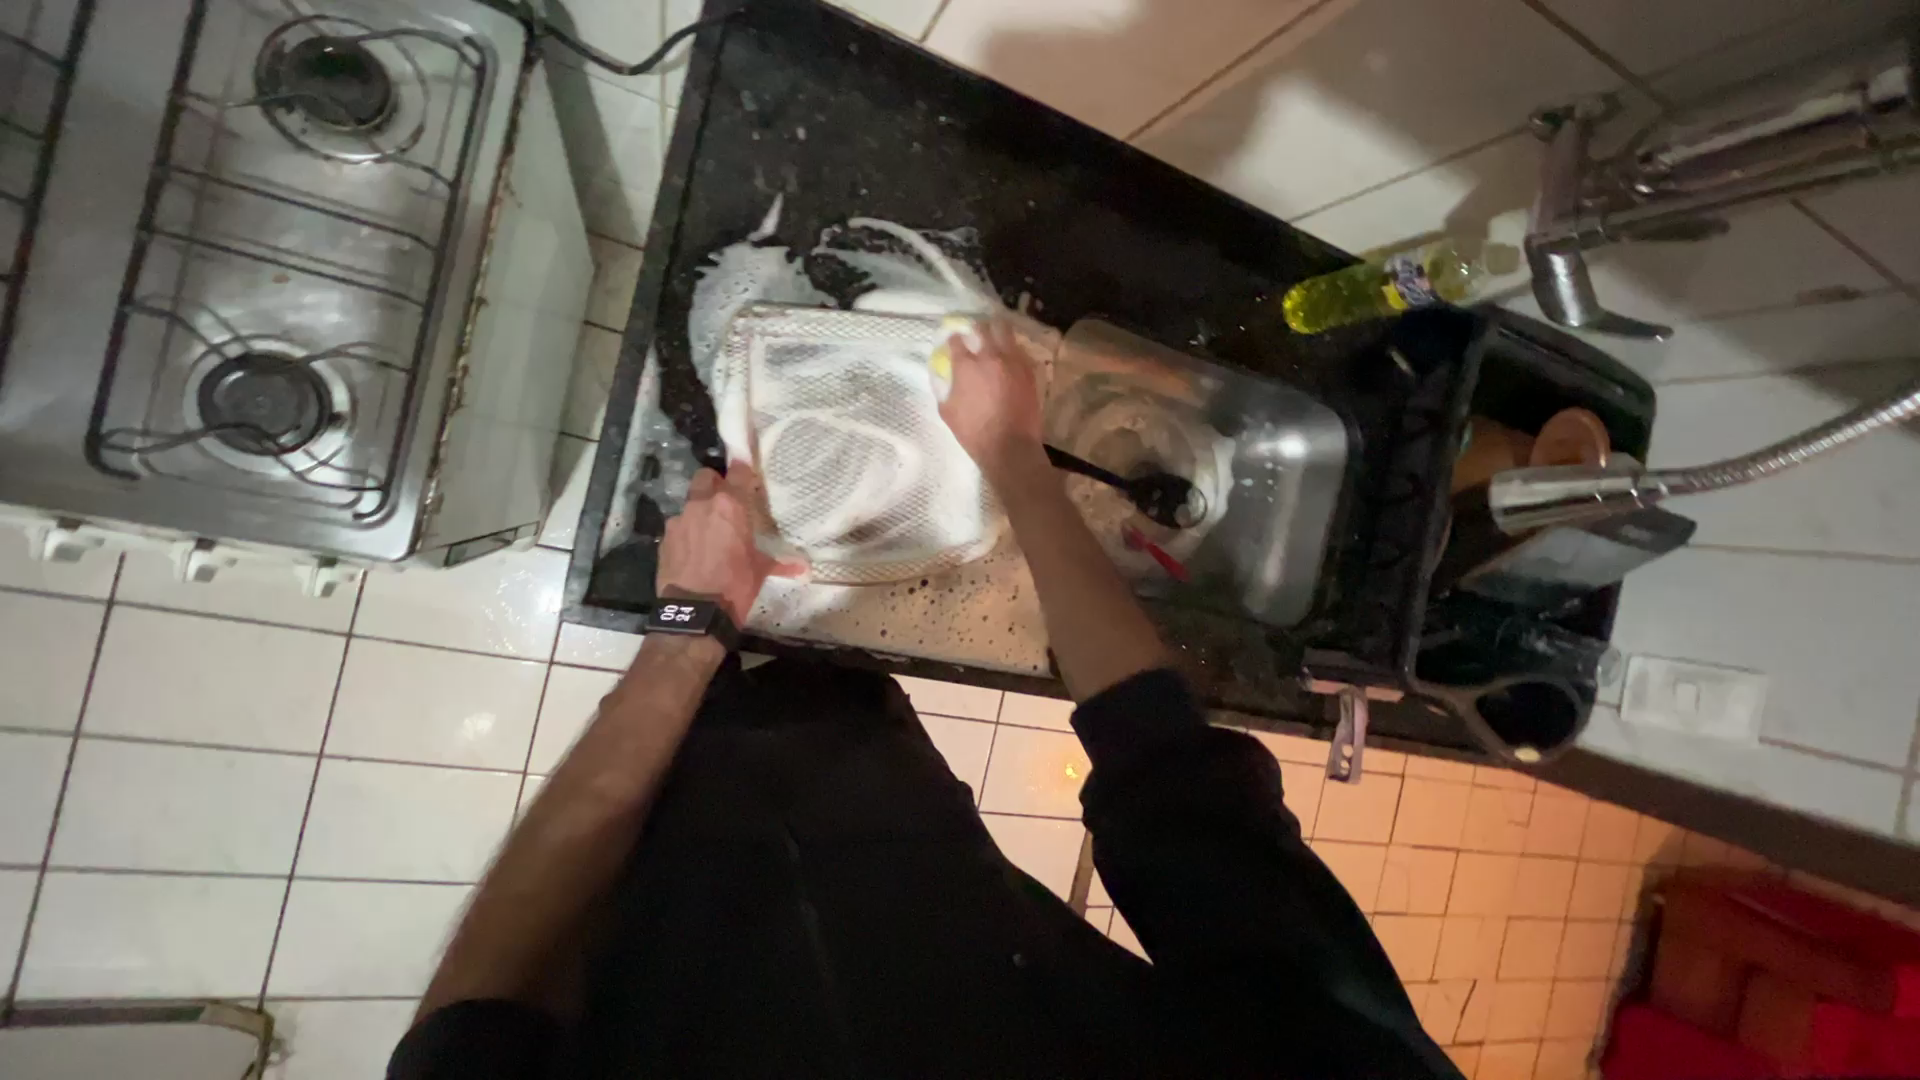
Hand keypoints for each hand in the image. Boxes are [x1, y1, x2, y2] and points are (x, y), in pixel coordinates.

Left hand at [656, 462, 804, 624]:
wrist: (694, 612)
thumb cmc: (735, 585)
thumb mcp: (760, 570)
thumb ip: (780, 561)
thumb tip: (803, 567)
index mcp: (731, 506)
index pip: (738, 472)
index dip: (744, 469)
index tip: (748, 471)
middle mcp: (702, 505)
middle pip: (705, 477)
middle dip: (715, 484)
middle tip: (726, 501)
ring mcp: (679, 520)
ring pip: (690, 503)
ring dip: (700, 511)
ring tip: (710, 532)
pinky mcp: (664, 538)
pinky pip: (679, 526)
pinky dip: (688, 532)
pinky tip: (695, 550)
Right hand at [939, 317, 1045, 483]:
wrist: (1010, 446)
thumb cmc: (974, 432)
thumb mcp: (947, 411)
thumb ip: (943, 387)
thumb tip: (943, 374)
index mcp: (967, 365)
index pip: (956, 340)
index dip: (953, 339)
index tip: (953, 342)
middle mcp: (990, 356)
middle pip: (983, 327)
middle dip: (976, 328)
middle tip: (975, 335)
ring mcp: (1013, 361)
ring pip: (1006, 332)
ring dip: (997, 332)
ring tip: (994, 339)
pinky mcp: (1029, 371)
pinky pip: (1021, 351)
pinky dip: (1013, 350)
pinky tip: (1010, 358)